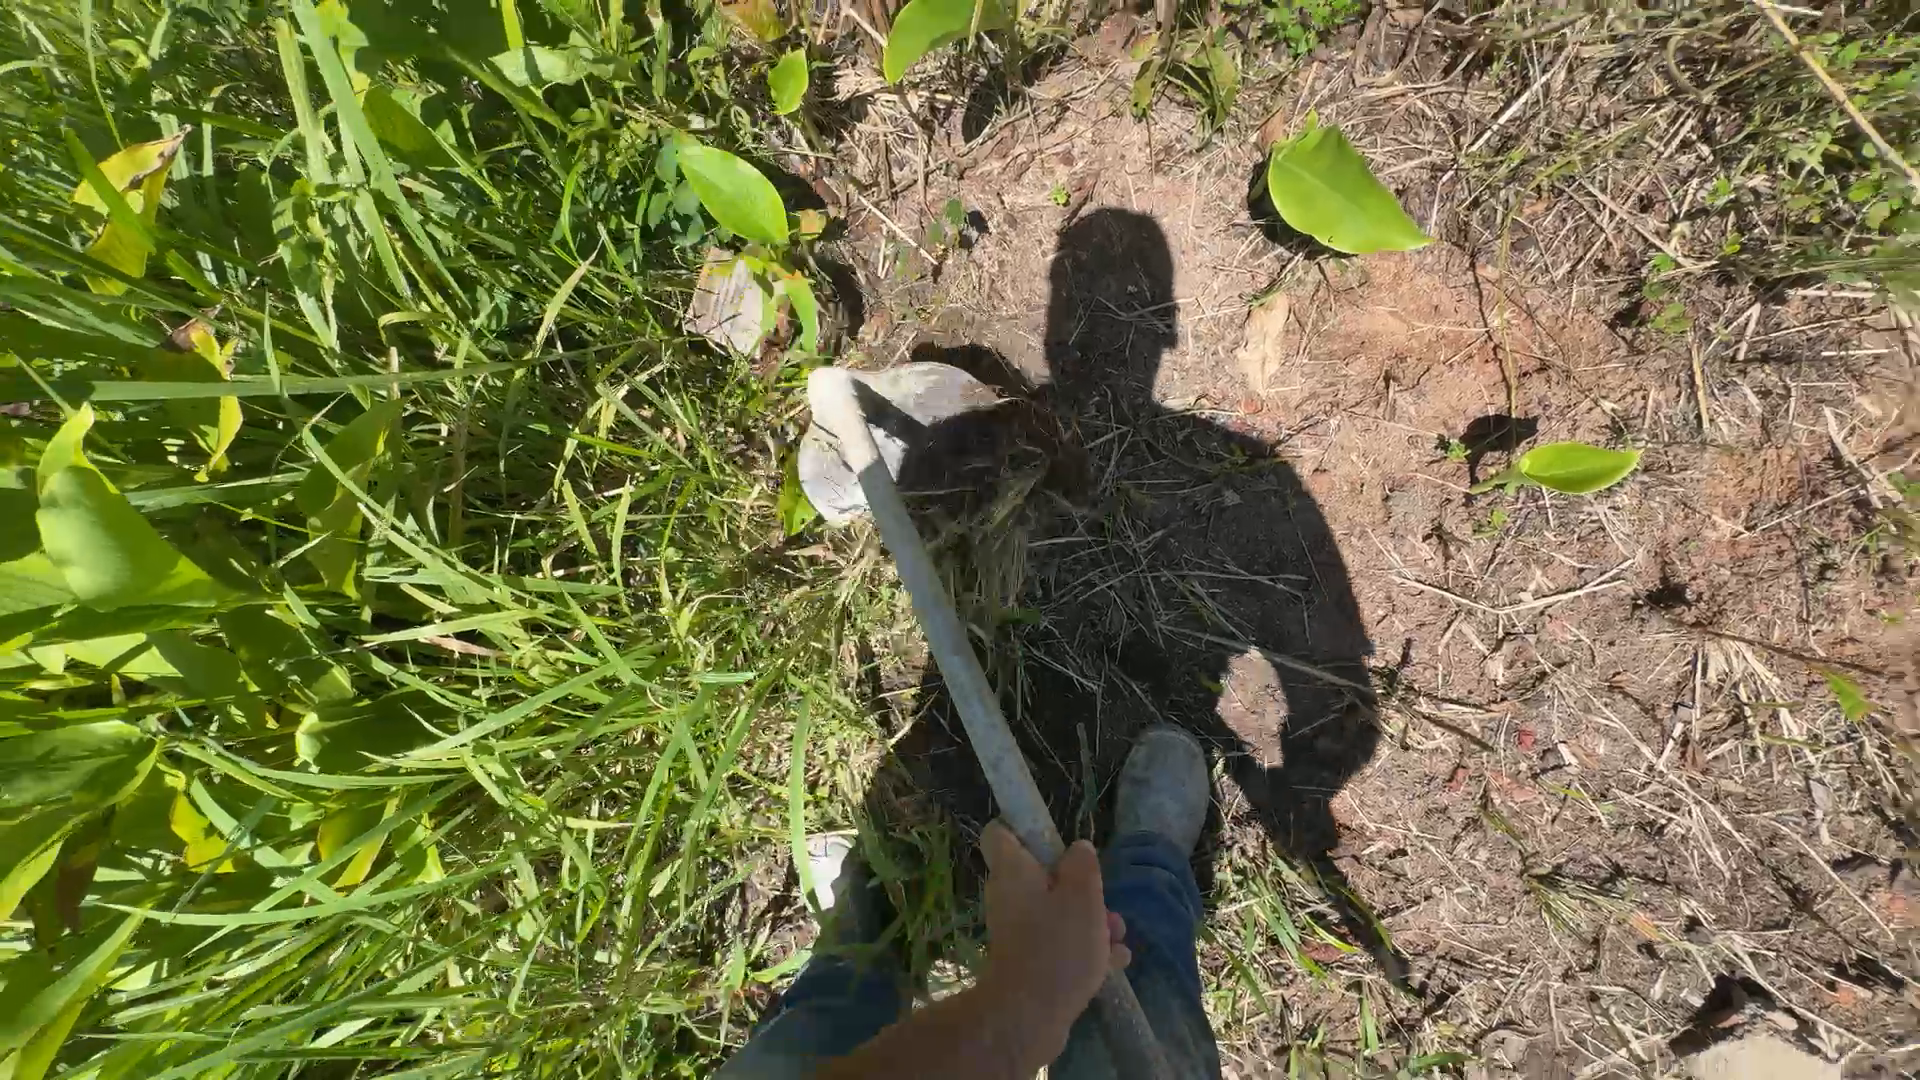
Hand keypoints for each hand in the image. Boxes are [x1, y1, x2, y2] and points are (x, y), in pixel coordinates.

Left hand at [977, 822, 1129, 1065]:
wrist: (1030, 1016)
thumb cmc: (1057, 943)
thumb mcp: (1082, 895)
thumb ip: (1083, 865)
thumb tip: (1079, 849)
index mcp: (1012, 869)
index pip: (1000, 833)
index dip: (1022, 828)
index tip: (1051, 837)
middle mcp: (1008, 895)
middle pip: (1040, 875)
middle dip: (1077, 886)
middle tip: (1101, 898)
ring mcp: (1016, 930)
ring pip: (1053, 911)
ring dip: (1088, 919)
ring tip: (1118, 934)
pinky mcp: (1027, 961)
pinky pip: (1056, 942)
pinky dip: (1083, 947)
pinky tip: (1115, 959)